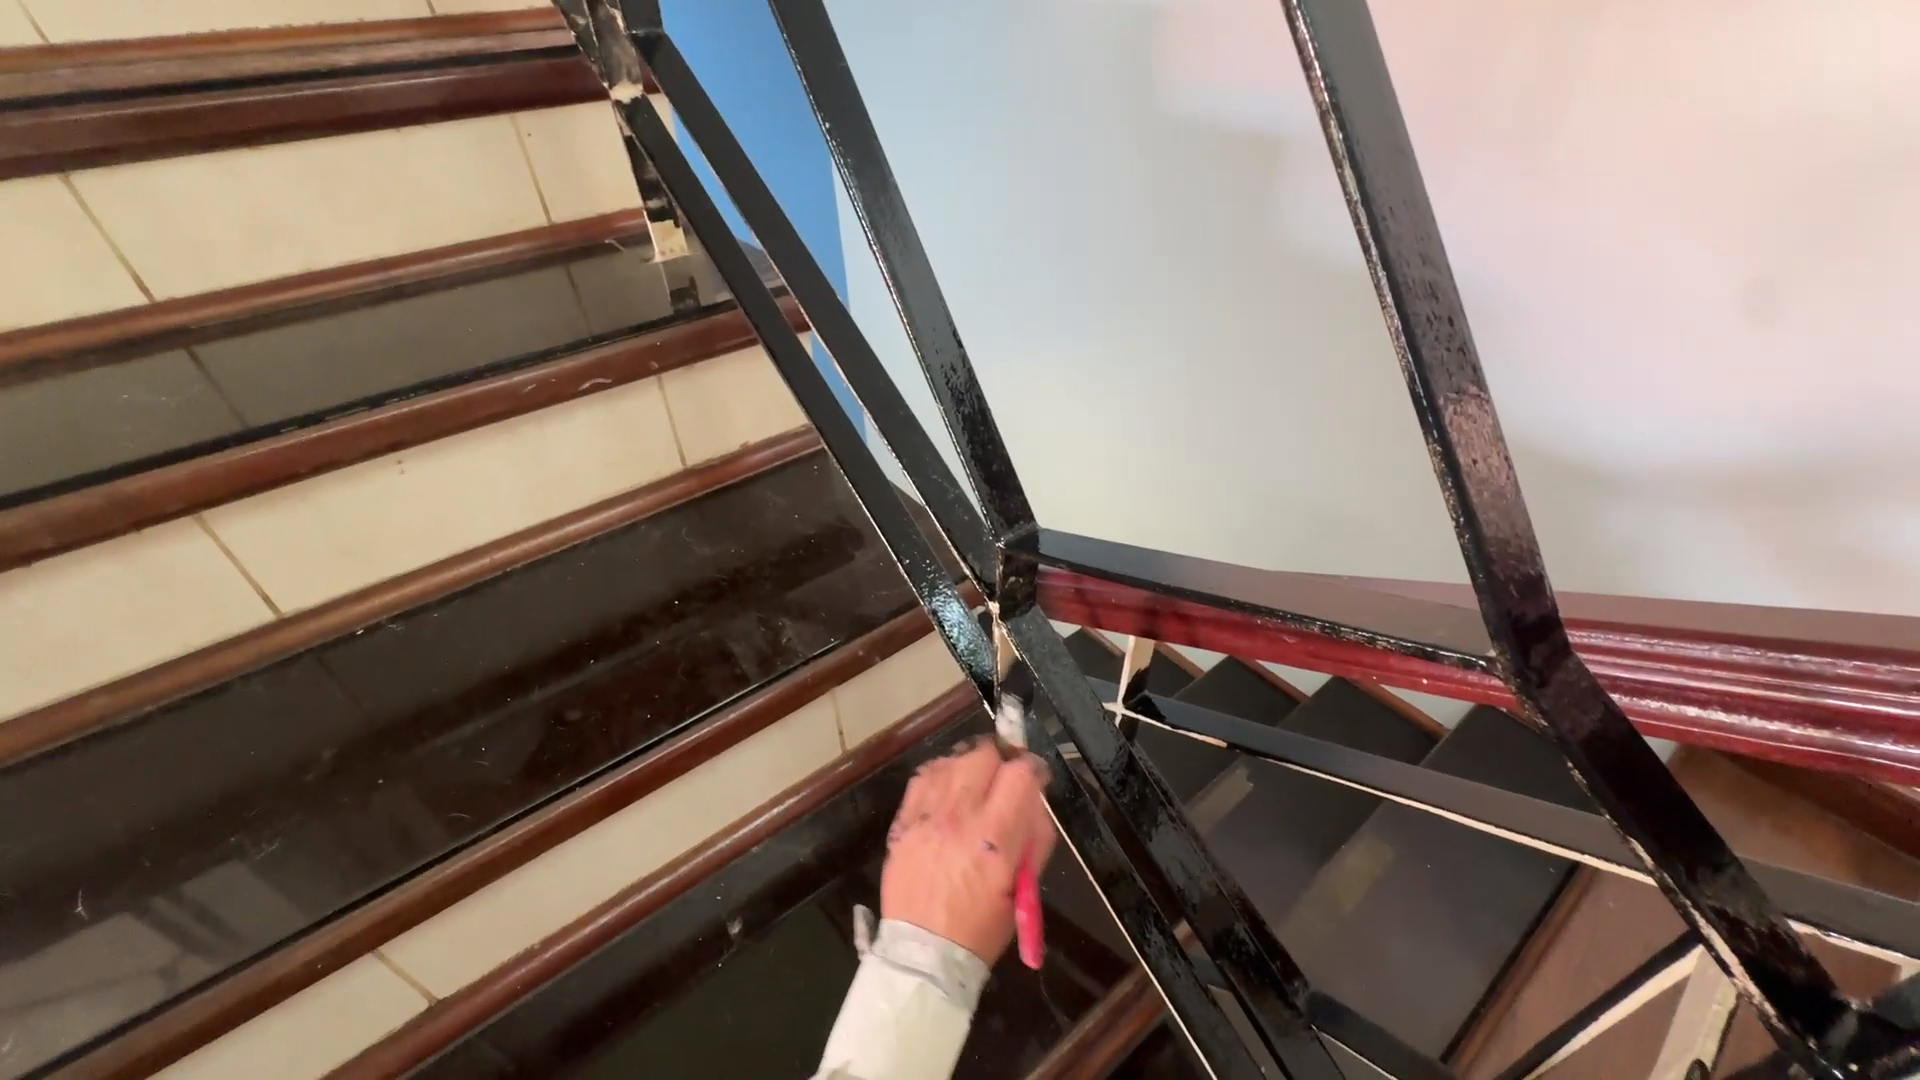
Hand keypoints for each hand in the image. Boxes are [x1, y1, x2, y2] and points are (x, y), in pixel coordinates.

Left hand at [881, 736, 1057, 964]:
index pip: (1020, 774)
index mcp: (995, 839)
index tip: (1032, 779)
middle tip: (1001, 780)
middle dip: (999, 762)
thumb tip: (1034, 799)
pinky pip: (923, 777)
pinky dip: (939, 776)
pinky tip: (946, 790)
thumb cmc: (979, 928)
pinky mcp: (903, 822)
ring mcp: (926, 817)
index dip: (1031, 770)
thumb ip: (1034, 838)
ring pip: (952, 760)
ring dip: (969, 767)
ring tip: (973, 786)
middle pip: (984, 755)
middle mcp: (960, 818)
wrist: (922, 954)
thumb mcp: (1022, 889)